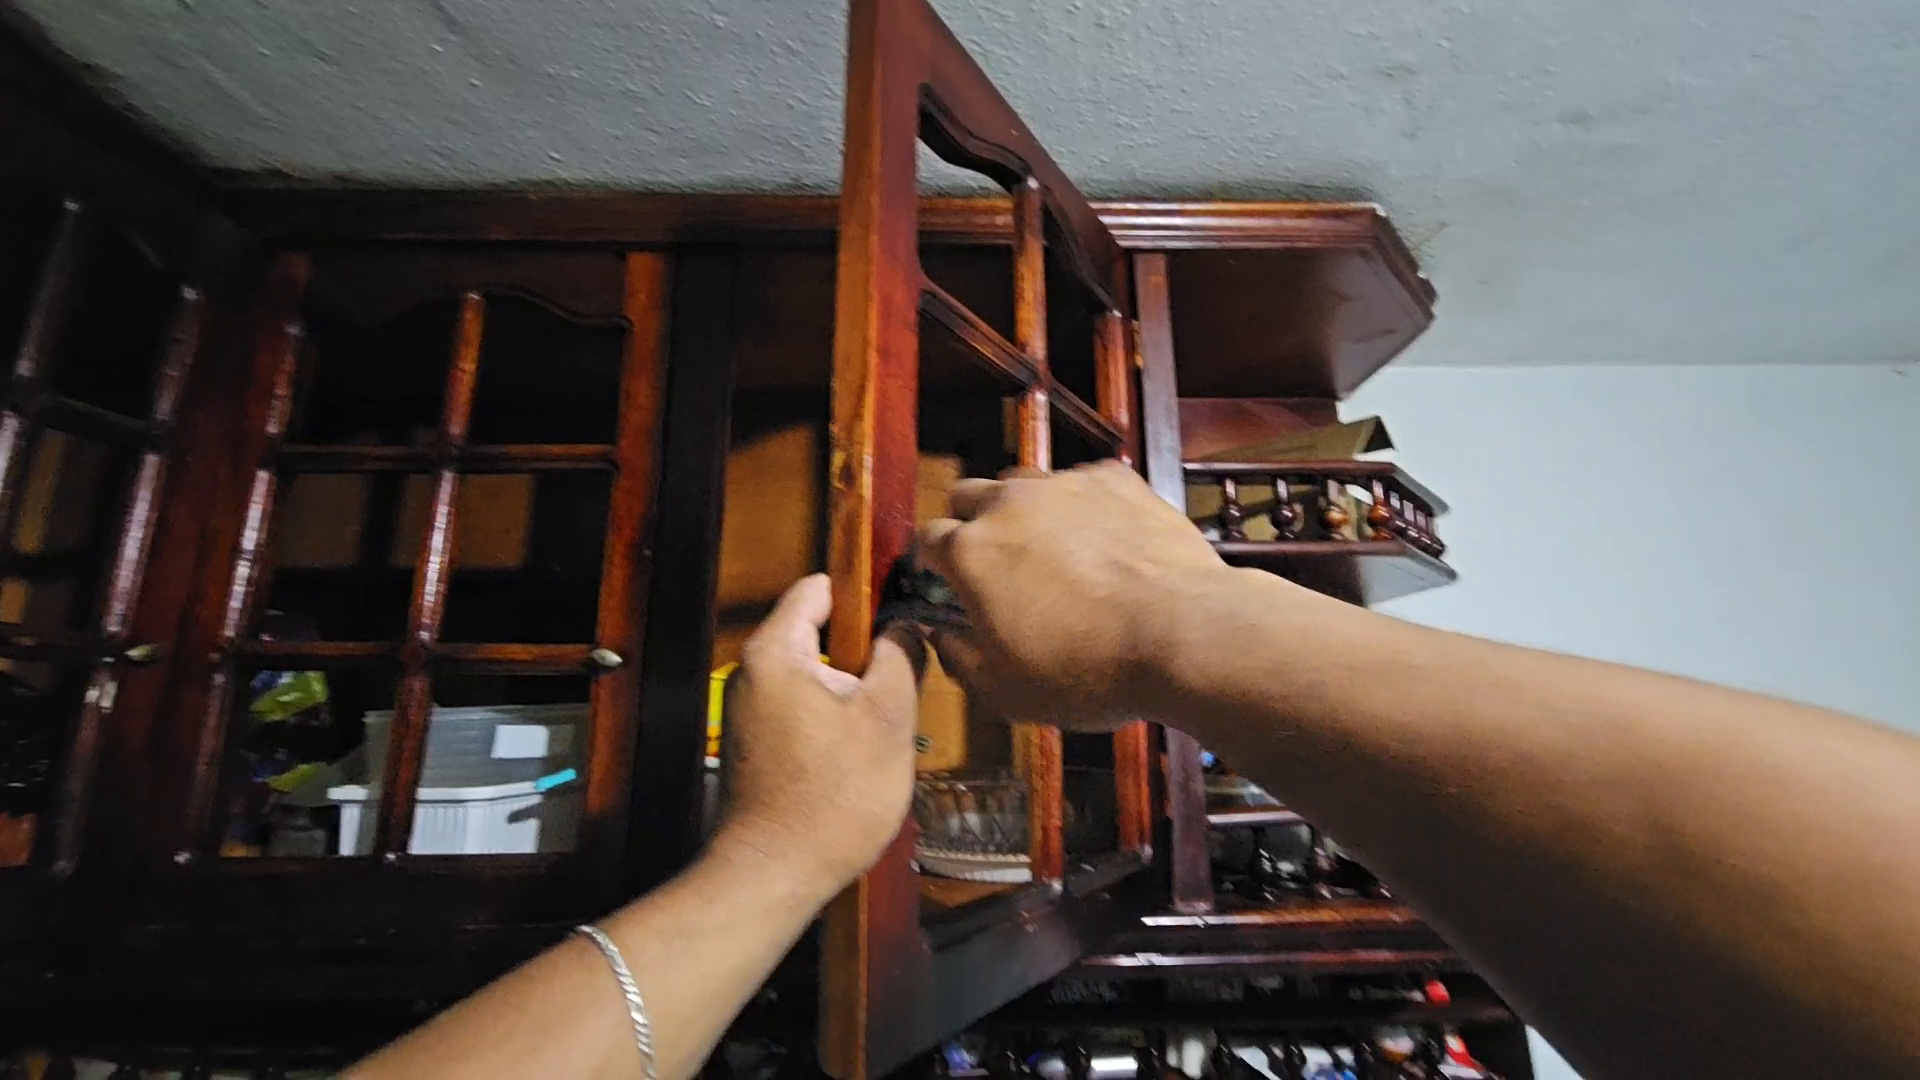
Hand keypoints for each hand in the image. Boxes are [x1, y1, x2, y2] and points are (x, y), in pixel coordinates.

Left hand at [715, 574, 926, 900]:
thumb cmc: (834, 793)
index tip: (903, 617)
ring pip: (817, 672)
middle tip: (903, 681)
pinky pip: (804, 705)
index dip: (867, 594)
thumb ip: (901, 656)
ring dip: (854, 688)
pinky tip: (859, 753)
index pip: (821, 587)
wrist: (773, 878)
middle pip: (820, 630)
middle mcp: (753, 671)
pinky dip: (834, 715)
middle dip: (865, 650)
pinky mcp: (755, 742)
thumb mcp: (887, 717)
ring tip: (886, 723)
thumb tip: (904, 625)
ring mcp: (749, 709)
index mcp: (776, 651)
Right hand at [918, 460, 1232, 727]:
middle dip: (972, 524)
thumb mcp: (1007, 692)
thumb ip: (960, 658)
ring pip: (1023, 483)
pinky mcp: (1113, 479)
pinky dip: (1081, 505)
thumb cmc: (1088, 671)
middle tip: (1000, 565)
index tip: (951, 583)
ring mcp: (1063, 485)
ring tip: (1054, 549)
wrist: (1184, 634)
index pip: (928, 539)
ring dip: (1023, 510)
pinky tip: (1106, 540)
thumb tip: (942, 635)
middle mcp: (1009, 503)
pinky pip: (1081, 482)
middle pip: (967, 496)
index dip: (936, 563)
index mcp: (972, 552)